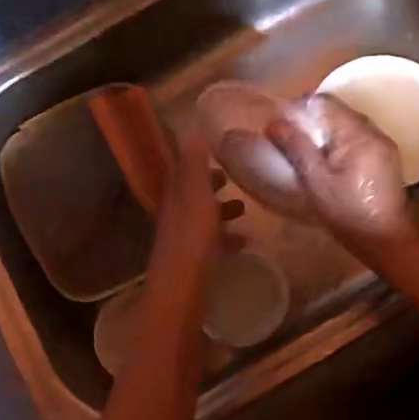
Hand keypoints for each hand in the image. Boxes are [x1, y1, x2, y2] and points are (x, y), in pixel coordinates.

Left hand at [146, 129, 244, 294]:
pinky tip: (244, 241)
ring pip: (202, 218)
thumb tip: (192, 128)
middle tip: (233, 178)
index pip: (181, 169)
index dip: (196, 158)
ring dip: (221, 210)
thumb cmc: (192, 240)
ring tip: (245, 208)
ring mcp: (182, 239)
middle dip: (212, 184)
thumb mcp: (196, 196)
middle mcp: (174, 215)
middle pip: (192, 194)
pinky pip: (211, 243)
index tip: (216, 150)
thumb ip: (195, 164)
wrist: (182, 291)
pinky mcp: (193, 261)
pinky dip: (226, 238)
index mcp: (174, 196)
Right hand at [265, 94, 412, 245]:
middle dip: (311, 121)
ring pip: (347, 125)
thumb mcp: (316, 181)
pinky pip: (357, 138)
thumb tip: (274, 123)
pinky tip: (328, 163)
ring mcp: (383, 143)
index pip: (324, 102)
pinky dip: (339, 143)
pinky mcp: (385, 157)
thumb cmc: (347, 212)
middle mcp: (374, 131)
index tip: (282, 127)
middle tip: (289, 142)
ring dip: (325, 133)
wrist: (385, 239)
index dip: (299, 109)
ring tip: (306, 153)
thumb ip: (297, 148)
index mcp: (357, 133)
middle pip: (337, 111)